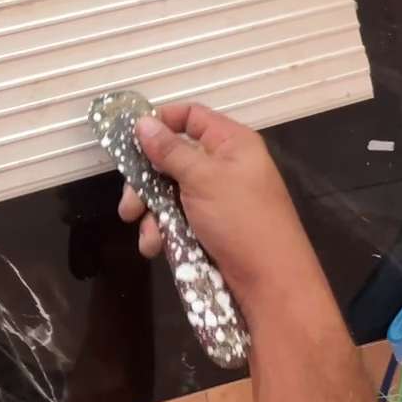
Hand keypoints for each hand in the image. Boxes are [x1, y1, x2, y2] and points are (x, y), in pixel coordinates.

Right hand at [117, 103, 330, 332]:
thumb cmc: (242, 220)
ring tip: (143, 231)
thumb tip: (142, 122)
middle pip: (171, 158)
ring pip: (167, 192)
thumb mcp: (203, 179)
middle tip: (130, 202)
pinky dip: (161, 230)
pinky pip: (175, 219)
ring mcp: (214, 198)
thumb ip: (169, 150)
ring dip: (150, 210)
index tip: (131, 138)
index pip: (191, 117)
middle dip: (145, 180)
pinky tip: (154, 246)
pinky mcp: (207, 227)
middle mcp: (222, 166)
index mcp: (231, 144)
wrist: (271, 285)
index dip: (161, 122)